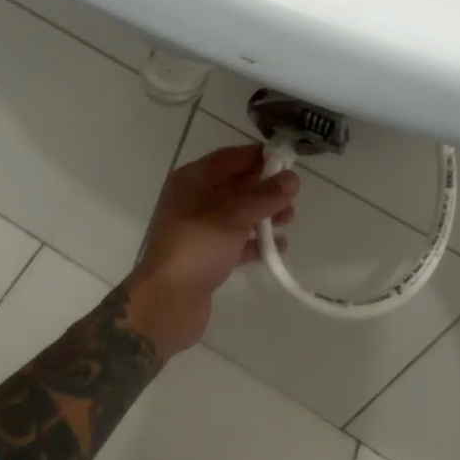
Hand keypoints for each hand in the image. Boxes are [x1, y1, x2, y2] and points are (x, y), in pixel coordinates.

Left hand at [122, 144, 298, 358]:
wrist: (168, 302)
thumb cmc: (198, 247)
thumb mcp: (233, 215)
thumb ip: (264, 196)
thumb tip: (292, 178)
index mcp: (192, 180)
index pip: (229, 158)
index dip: (257, 157)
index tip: (286, 161)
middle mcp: (193, 199)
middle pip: (235, 185)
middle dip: (265, 189)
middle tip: (292, 198)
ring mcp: (198, 229)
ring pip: (237, 214)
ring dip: (263, 216)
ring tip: (289, 222)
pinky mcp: (205, 256)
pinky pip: (235, 241)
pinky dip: (255, 242)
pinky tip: (277, 249)